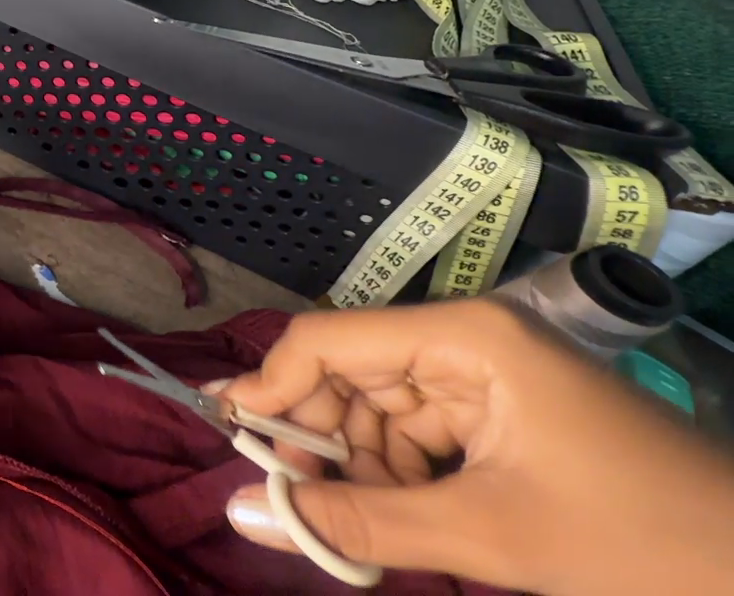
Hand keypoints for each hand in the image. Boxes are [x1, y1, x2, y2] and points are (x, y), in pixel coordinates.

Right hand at [217, 299, 733, 594]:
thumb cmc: (652, 546)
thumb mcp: (492, 537)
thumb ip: (357, 523)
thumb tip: (239, 513)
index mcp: (462, 337)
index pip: (327, 340)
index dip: (272, 387)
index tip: (233, 441)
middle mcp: (461, 342)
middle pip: (345, 374)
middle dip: (318, 439)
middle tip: (295, 499)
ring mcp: (481, 378)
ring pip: (372, 411)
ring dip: (355, 468)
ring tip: (358, 522)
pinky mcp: (496, 416)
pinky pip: (410, 437)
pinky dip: (393, 479)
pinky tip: (402, 518)